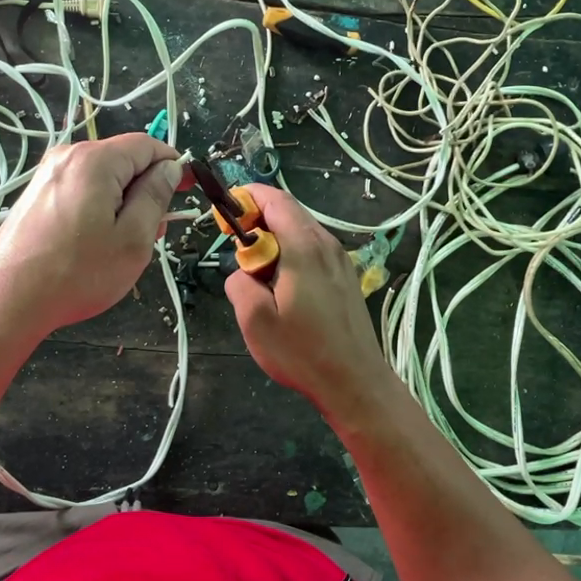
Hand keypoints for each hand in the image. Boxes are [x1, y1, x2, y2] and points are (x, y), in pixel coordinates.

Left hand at [0, 133, 183, 334]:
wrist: (7, 301)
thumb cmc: (77, 273)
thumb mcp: (132, 239)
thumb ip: (155, 197)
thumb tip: (169, 169)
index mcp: (94, 160)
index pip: (146, 145)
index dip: (172, 164)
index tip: (187, 190)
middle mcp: (67, 157)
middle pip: (122, 160)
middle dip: (145, 189)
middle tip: (154, 232)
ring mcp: (46, 175)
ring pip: (101, 178)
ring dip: (122, 202)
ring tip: (123, 245)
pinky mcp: (35, 196)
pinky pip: (80, 190)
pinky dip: (98, 208)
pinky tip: (96, 243)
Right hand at [224, 184, 396, 415]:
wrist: (355, 382)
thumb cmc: (303, 352)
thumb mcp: (255, 321)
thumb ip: (239, 283)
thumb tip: (242, 271)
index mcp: (304, 247)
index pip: (274, 199)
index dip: (246, 198)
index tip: (225, 216)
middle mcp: (326, 244)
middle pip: (288, 211)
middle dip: (257, 220)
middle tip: (236, 251)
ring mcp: (340, 260)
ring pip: (301, 231)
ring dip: (274, 240)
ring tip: (257, 275)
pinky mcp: (345, 276)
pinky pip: (313, 249)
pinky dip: (291, 254)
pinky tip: (282, 287)